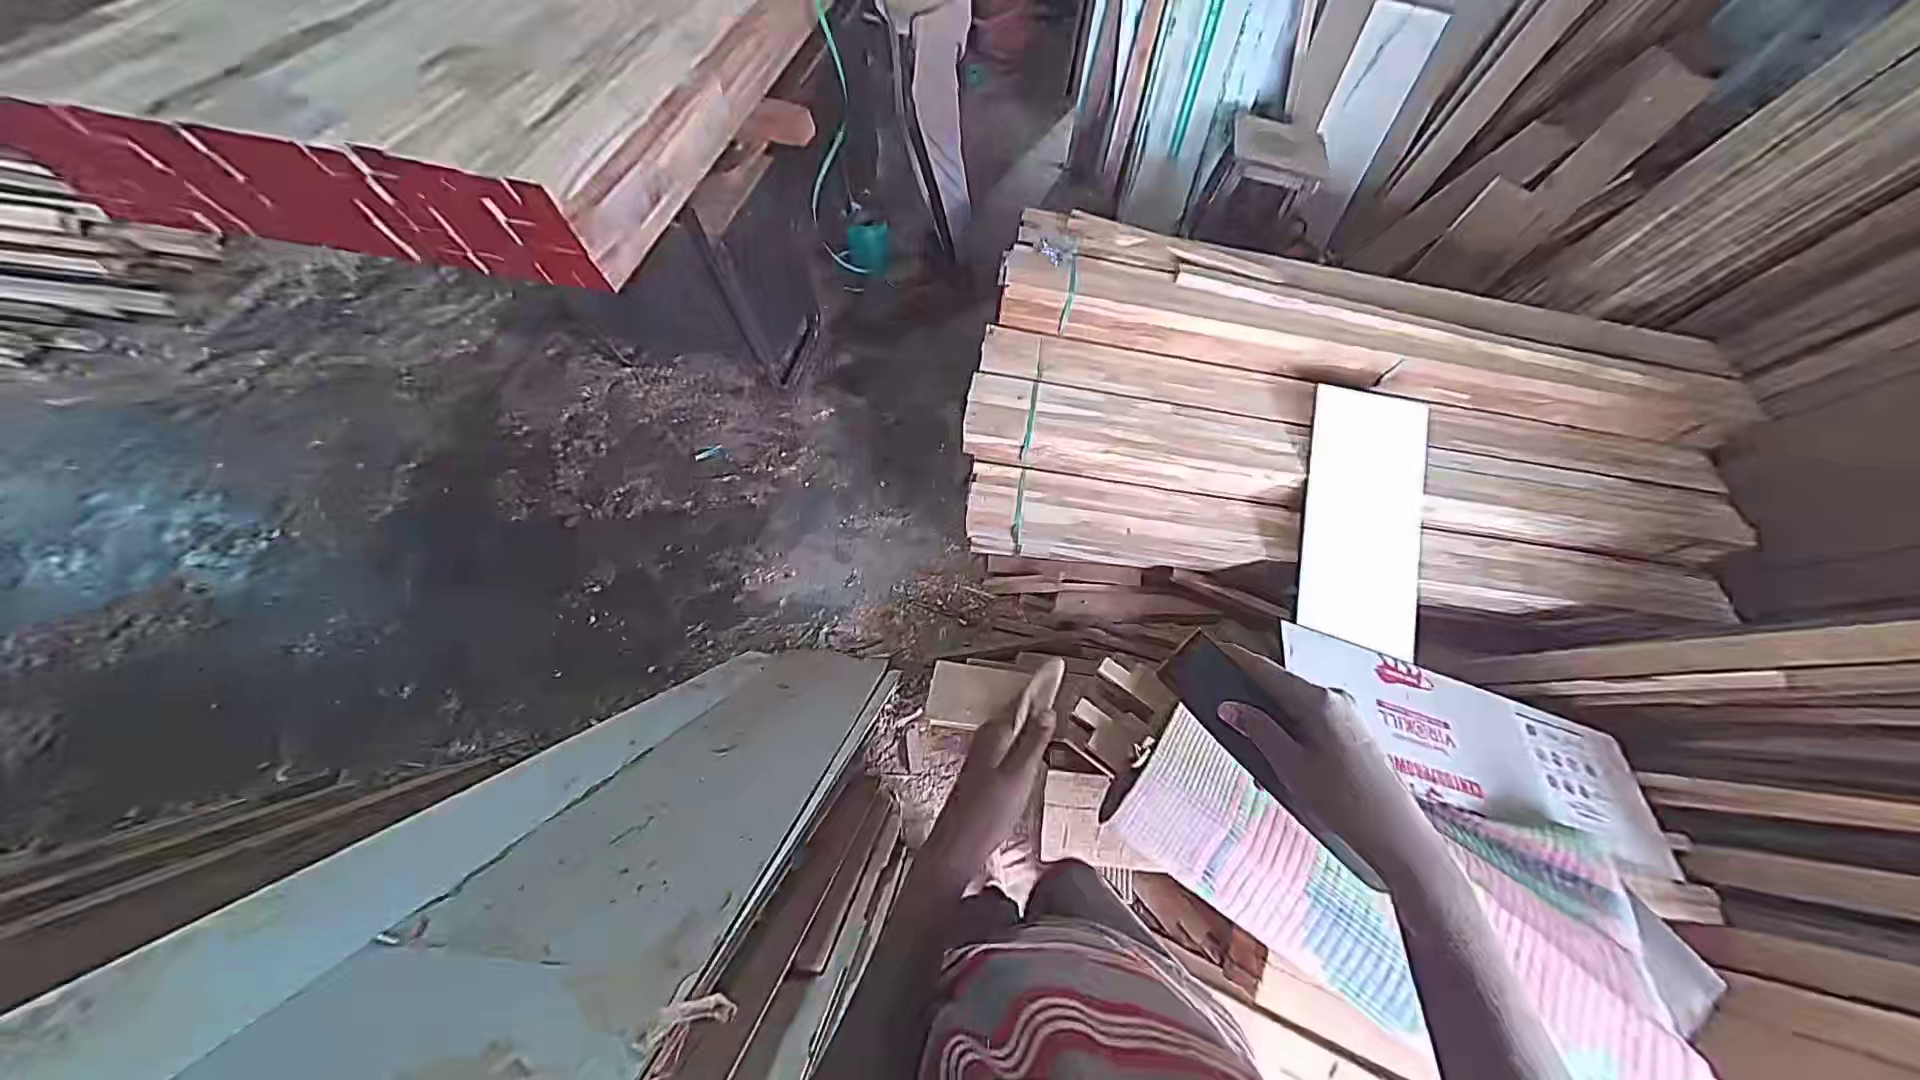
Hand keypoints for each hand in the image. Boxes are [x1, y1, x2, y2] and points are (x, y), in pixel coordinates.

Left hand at [919, 659, 1061, 887]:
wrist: (957, 845)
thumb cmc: (986, 815)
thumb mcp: (1019, 776)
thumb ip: (1033, 742)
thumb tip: (1047, 712)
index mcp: (997, 734)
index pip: (1024, 699)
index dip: (1042, 682)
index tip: (1056, 665)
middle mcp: (989, 737)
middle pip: (1018, 707)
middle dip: (1037, 691)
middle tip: (1055, 675)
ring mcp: (985, 752)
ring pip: (1014, 721)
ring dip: (1031, 709)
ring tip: (1048, 697)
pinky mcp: (986, 767)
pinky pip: (1010, 736)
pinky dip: (1025, 729)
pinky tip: (1031, 735)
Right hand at [1217, 643, 1446, 884]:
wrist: (1399, 838)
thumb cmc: (1347, 802)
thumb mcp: (1289, 765)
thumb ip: (1256, 730)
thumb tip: (1230, 708)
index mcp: (1318, 700)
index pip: (1265, 669)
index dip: (1236, 659)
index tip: (1215, 650)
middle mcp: (1335, 700)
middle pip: (1279, 688)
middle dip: (1249, 700)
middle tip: (1223, 710)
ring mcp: (1346, 717)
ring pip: (1292, 709)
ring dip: (1268, 724)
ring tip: (1250, 751)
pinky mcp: (1351, 735)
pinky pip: (1308, 723)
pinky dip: (1287, 734)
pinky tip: (1277, 762)